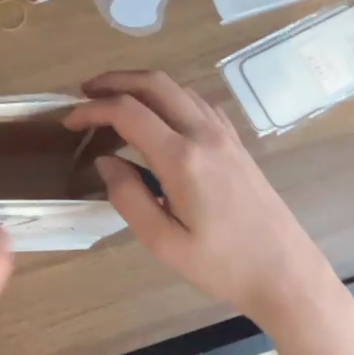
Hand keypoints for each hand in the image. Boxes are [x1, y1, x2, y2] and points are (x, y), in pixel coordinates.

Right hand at [63, 70, 330, 319]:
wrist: (285, 273)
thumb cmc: (221, 265)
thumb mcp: (163, 242)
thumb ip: (128, 197)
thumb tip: (105, 161)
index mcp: (182, 158)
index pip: (127, 112)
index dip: (92, 110)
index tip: (68, 121)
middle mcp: (203, 134)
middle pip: (153, 84)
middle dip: (113, 81)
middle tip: (83, 94)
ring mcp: (223, 135)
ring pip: (176, 88)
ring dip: (140, 85)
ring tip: (111, 100)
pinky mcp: (235, 143)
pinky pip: (196, 102)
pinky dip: (167, 97)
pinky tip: (156, 116)